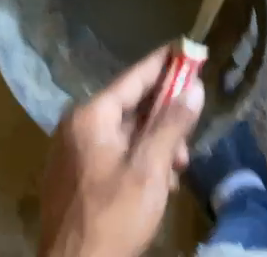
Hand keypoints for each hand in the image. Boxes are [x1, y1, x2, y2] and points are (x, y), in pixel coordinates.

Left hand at [38, 46, 204, 256]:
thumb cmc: (113, 218)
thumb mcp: (150, 169)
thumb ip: (171, 124)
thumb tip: (195, 87)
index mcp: (90, 117)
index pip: (135, 77)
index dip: (166, 63)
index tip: (189, 48)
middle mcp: (75, 127)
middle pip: (131, 106)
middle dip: (165, 117)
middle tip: (190, 135)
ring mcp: (71, 154)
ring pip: (124, 133)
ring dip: (155, 144)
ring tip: (178, 169)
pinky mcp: (72, 180)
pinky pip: (112, 154)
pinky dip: (138, 160)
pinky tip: (157, 183)